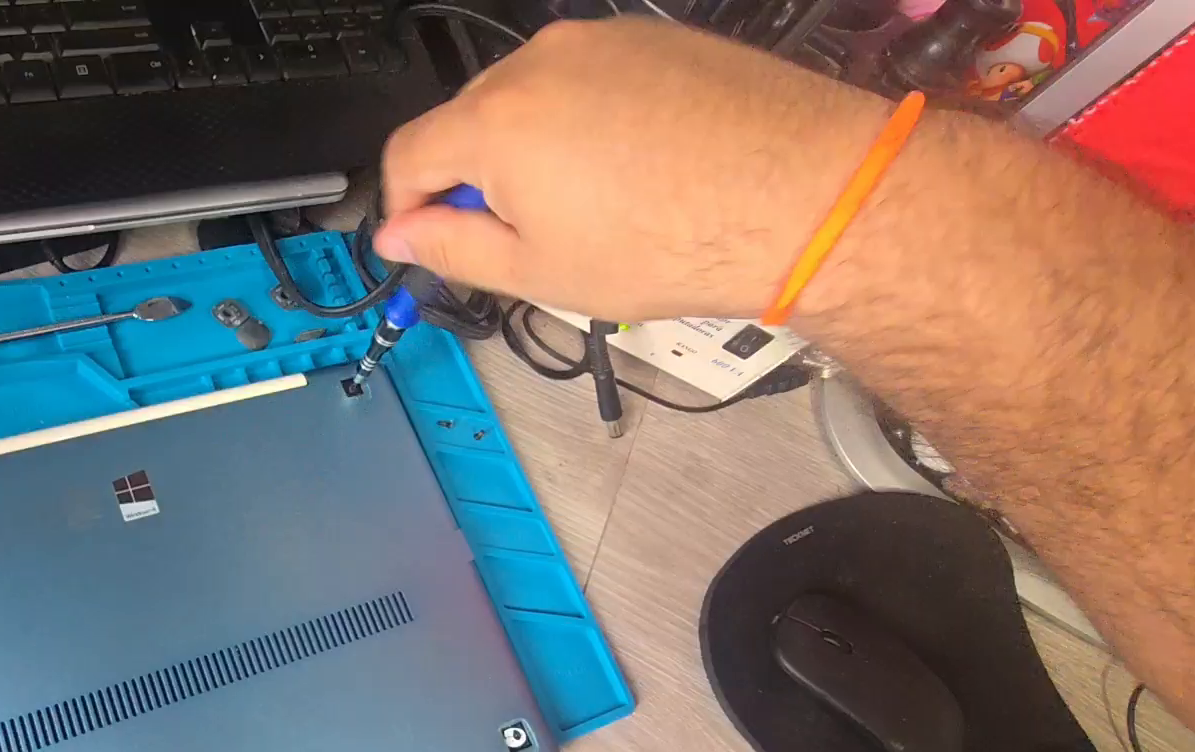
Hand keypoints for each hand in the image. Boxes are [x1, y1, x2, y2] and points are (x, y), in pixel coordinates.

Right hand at [374, 18, 894, 322]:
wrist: (797, 196)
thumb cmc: (663, 243)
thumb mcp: (531, 269)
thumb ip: (447, 247)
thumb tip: (397, 236)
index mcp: (496, 122)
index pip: (406, 154)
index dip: (402, 206)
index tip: (423, 239)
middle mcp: (537, 62)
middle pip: (458, 124)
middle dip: (464, 181)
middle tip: (508, 237)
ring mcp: (596, 41)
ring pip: (516, 102)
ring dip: (516, 155)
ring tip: (571, 207)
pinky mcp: (642, 39)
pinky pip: (572, 82)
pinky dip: (566, 127)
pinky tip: (610, 172)